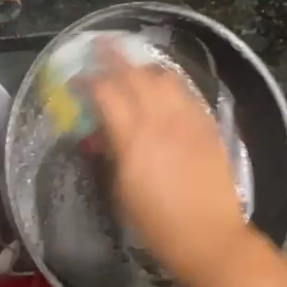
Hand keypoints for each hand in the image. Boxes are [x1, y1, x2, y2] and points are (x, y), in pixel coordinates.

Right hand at [87, 45, 253, 286]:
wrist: (210, 239)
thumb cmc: (157, 224)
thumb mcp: (121, 189)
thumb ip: (111, 151)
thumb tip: (99, 131)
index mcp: (134, 138)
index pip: (106, 91)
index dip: (87, 80)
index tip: (76, 80)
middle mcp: (161, 120)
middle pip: (134, 73)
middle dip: (113, 56)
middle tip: (99, 47)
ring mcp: (189, 119)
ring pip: (164, 76)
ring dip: (144, 67)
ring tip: (133, 67)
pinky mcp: (208, 125)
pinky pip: (188, 92)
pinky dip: (170, 83)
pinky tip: (164, 88)